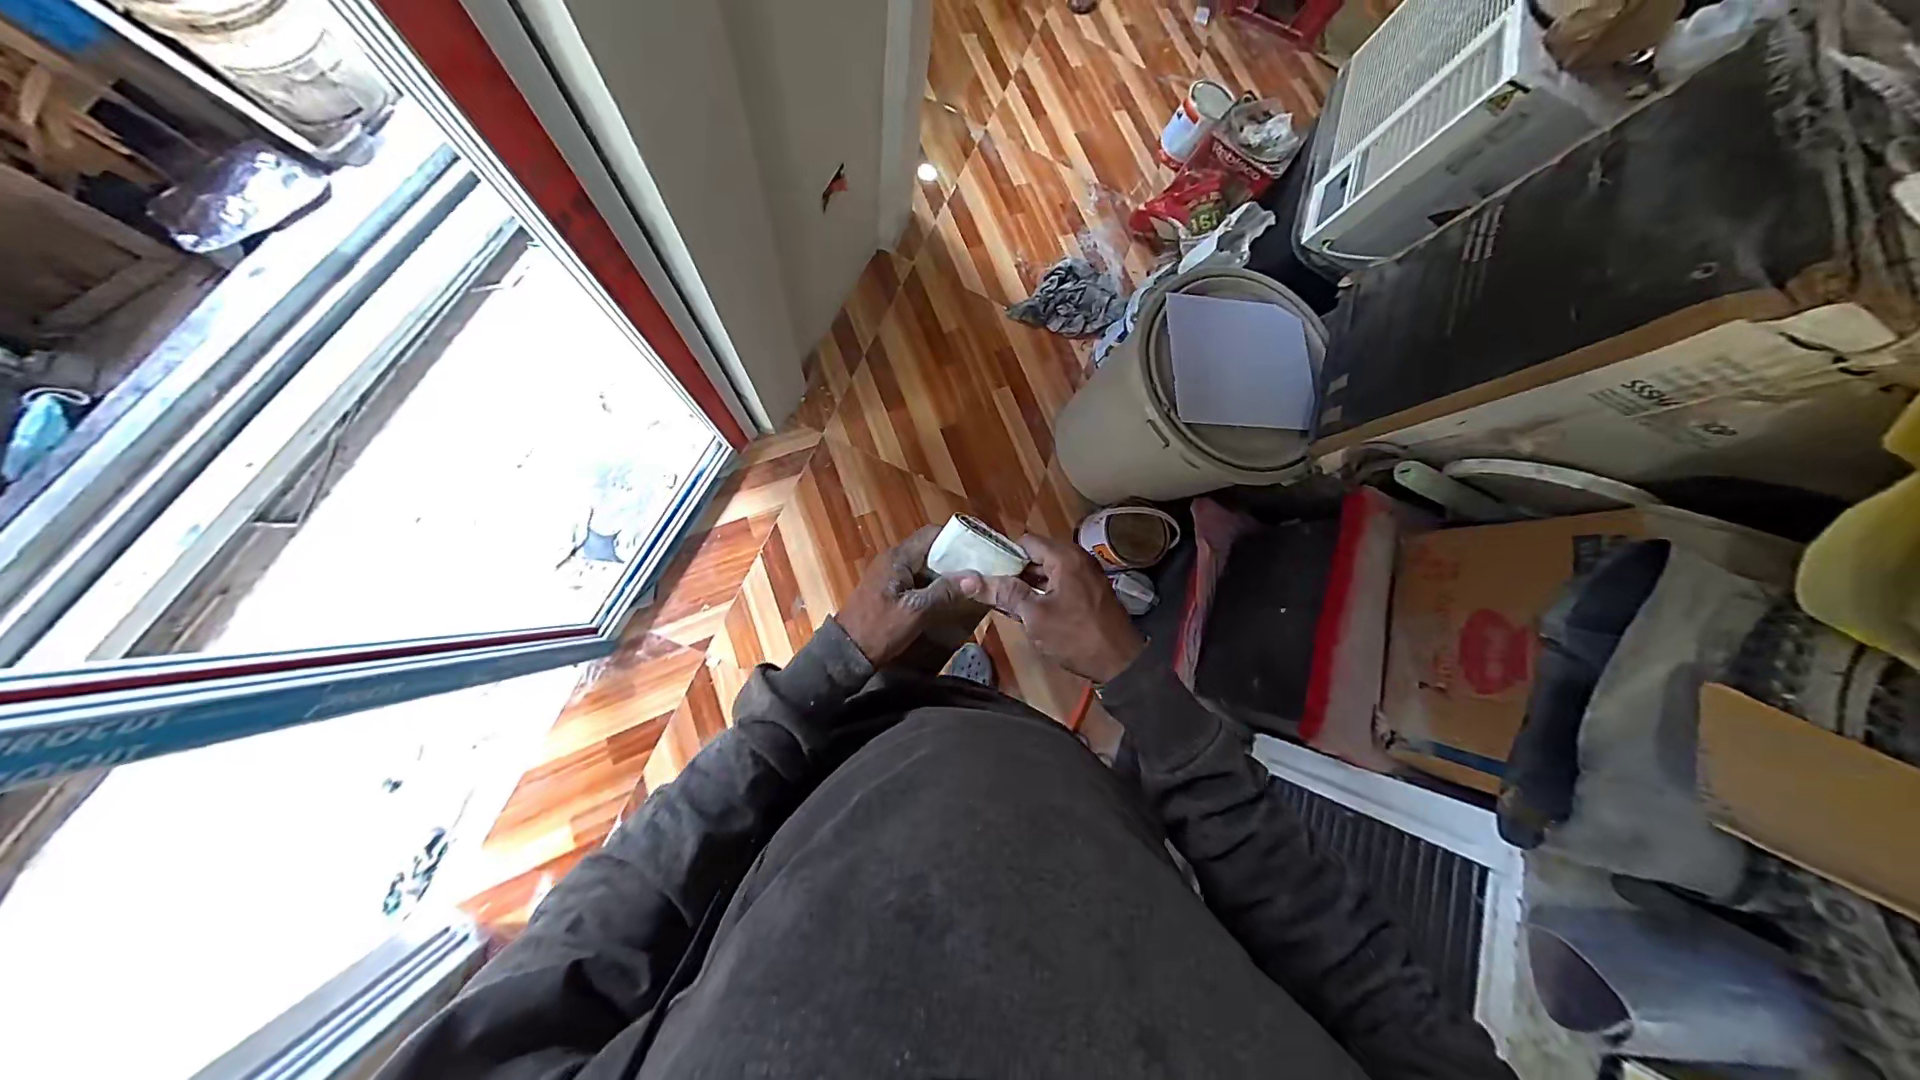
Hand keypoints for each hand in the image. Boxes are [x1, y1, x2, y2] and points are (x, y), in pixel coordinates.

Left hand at [837, 525, 975, 665]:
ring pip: (925, 565)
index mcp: (898, 557)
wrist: (846, 654)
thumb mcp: (916, 611)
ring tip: (972, 582)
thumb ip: (945, 592)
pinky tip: (950, 597)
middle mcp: (893, 559)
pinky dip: (935, 584)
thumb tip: (977, 577)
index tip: (980, 548)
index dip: (958, 538)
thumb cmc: (879, 629)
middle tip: (981, 568)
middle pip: (931, 548)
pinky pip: (918, 579)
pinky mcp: (889, 590)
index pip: (932, 534)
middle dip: (956, 557)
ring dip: (946, 572)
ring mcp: (890, 574)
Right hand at [955, 533, 1144, 682]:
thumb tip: (967, 580)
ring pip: (1047, 571)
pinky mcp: (1090, 591)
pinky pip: (1060, 583)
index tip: (987, 574)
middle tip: (992, 590)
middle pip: (1036, 555)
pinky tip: (1029, 612)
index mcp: (1064, 557)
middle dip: (1014, 572)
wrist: (1120, 663)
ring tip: (1006, 603)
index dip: (1004, 555)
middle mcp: (1077, 558)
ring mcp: (1086, 575)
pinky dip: (1044, 592)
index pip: (1026, 541)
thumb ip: (1004, 593)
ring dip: (1028, 585)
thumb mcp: (1034, 615)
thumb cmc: (1075, 636)